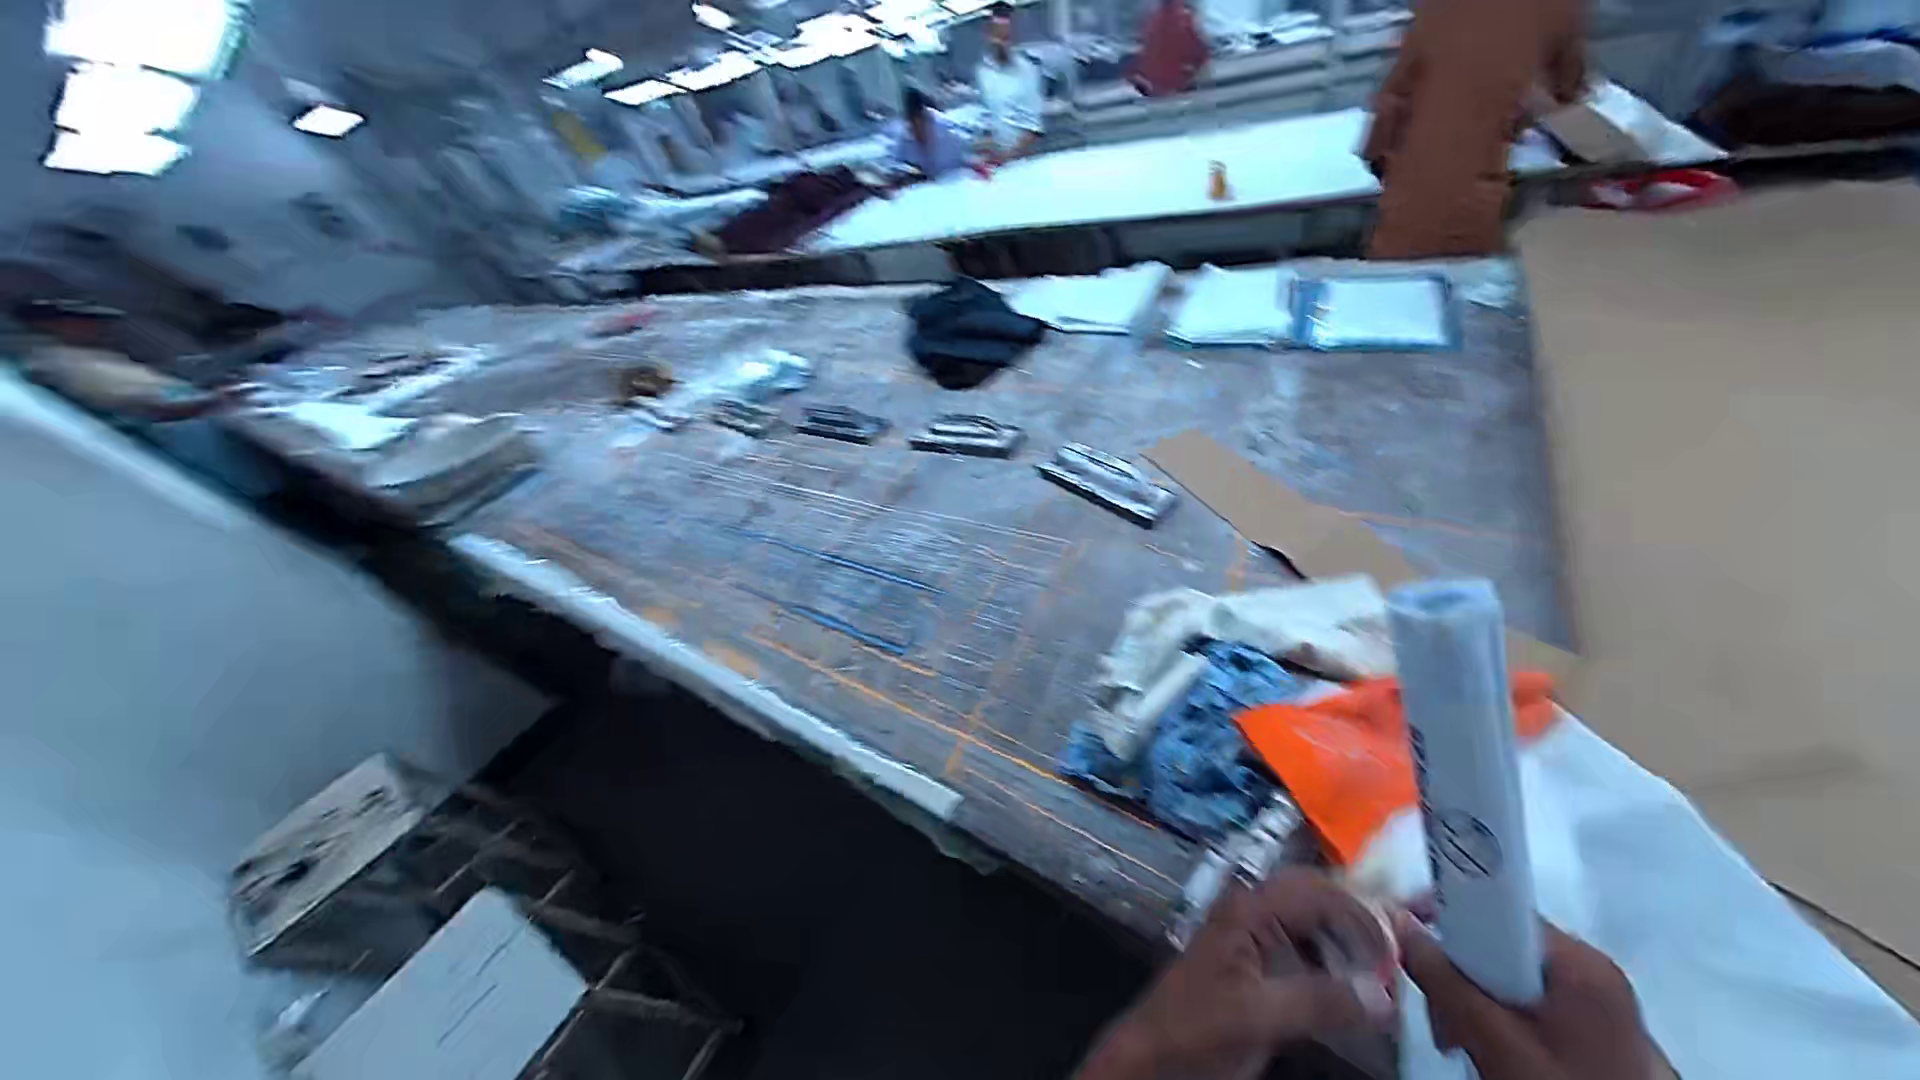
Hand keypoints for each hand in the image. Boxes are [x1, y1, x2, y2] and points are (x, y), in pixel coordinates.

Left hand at [1076, 870, 1395, 1079]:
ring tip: (1385, 965)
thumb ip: (1321, 1001)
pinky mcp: (1253, 959)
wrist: (1153, 1052)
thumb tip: (1386, 994)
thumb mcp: (1260, 1018)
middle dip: (1358, 912)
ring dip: (1346, 934)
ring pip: (1308, 917)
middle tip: (1403, 942)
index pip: (1316, 891)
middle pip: (1313, 894)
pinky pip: (1299, 944)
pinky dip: (1329, 956)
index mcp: (1248, 911)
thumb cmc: (1199, 1030)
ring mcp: (1250, 933)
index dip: (1363, 910)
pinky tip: (1352, 983)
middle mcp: (1250, 911)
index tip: (1406, 941)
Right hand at [1397, 914, 1658, 1079]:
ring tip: (1457, 1036)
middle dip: (1455, 970)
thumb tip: (1399, 919)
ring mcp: (1597, 1002)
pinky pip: (1525, 1000)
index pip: (1495, 905)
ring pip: (1505, 974)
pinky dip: (1495, 1016)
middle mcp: (1592, 970)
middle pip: (1495, 942)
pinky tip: (1485, 1045)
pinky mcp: (1594, 1030)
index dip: (1443, 911)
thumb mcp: (1493, 1040)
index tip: (1406, 929)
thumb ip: (1442, 976)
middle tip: (1435, 1007)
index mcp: (1580, 961)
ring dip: (1468, 997)